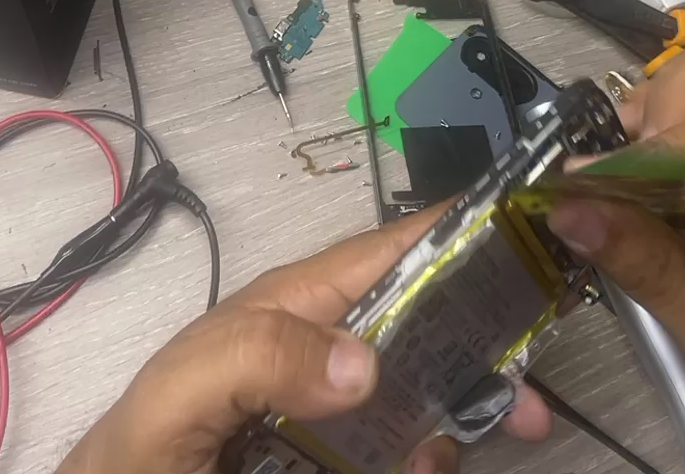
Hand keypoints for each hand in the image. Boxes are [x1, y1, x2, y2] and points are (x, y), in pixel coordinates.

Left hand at [58, 208, 551, 473]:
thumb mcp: (187, 381)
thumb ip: (258, 352)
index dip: (450, 234)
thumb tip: (365, 361)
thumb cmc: (152, 434)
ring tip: (509, 431)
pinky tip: (430, 467)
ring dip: (468, 405)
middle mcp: (330, 342)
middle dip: (481, 339)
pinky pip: (404, 447)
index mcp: (298, 302)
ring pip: (425, 386)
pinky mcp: (343, 450)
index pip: (383, 252)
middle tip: (532, 393)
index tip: (520, 235)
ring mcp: (340, 401)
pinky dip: (429, 456)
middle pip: (423, 319)